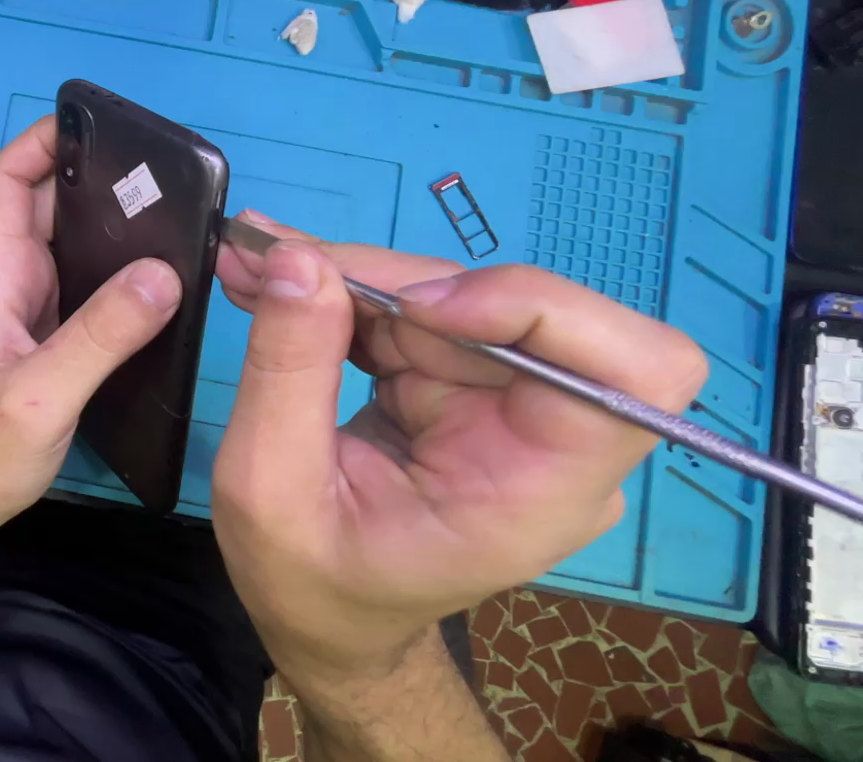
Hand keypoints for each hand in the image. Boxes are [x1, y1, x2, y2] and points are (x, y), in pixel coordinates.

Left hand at [0, 118, 183, 542]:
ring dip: (108, 215)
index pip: (2, 183)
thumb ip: (99, 336)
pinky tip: (160, 267)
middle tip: (161, 167)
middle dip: (89, 172)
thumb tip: (162, 272)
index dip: (39, 144)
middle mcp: (9, 277)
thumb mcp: (42, 396)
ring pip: (66, 236)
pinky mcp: (51, 327)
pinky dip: (117, 260)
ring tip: (171, 205)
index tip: (96, 126)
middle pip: (40, 200)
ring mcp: (30, 301)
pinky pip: (84, 274)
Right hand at [210, 211, 708, 686]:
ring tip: (246, 262)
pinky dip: (332, 292)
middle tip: (260, 257)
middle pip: (495, 311)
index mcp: (533, 488)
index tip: (408, 305)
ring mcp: (495, 406)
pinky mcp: (450, 386)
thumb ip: (287, 370)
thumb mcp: (268, 483)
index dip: (534, 310)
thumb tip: (295, 257)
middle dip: (373, 275)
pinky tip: (269, 281)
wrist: (322, 618)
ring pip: (437, 296)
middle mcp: (537, 435)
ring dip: (336, 273)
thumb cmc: (305, 580)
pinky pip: (401, 313)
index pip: (629, 371)